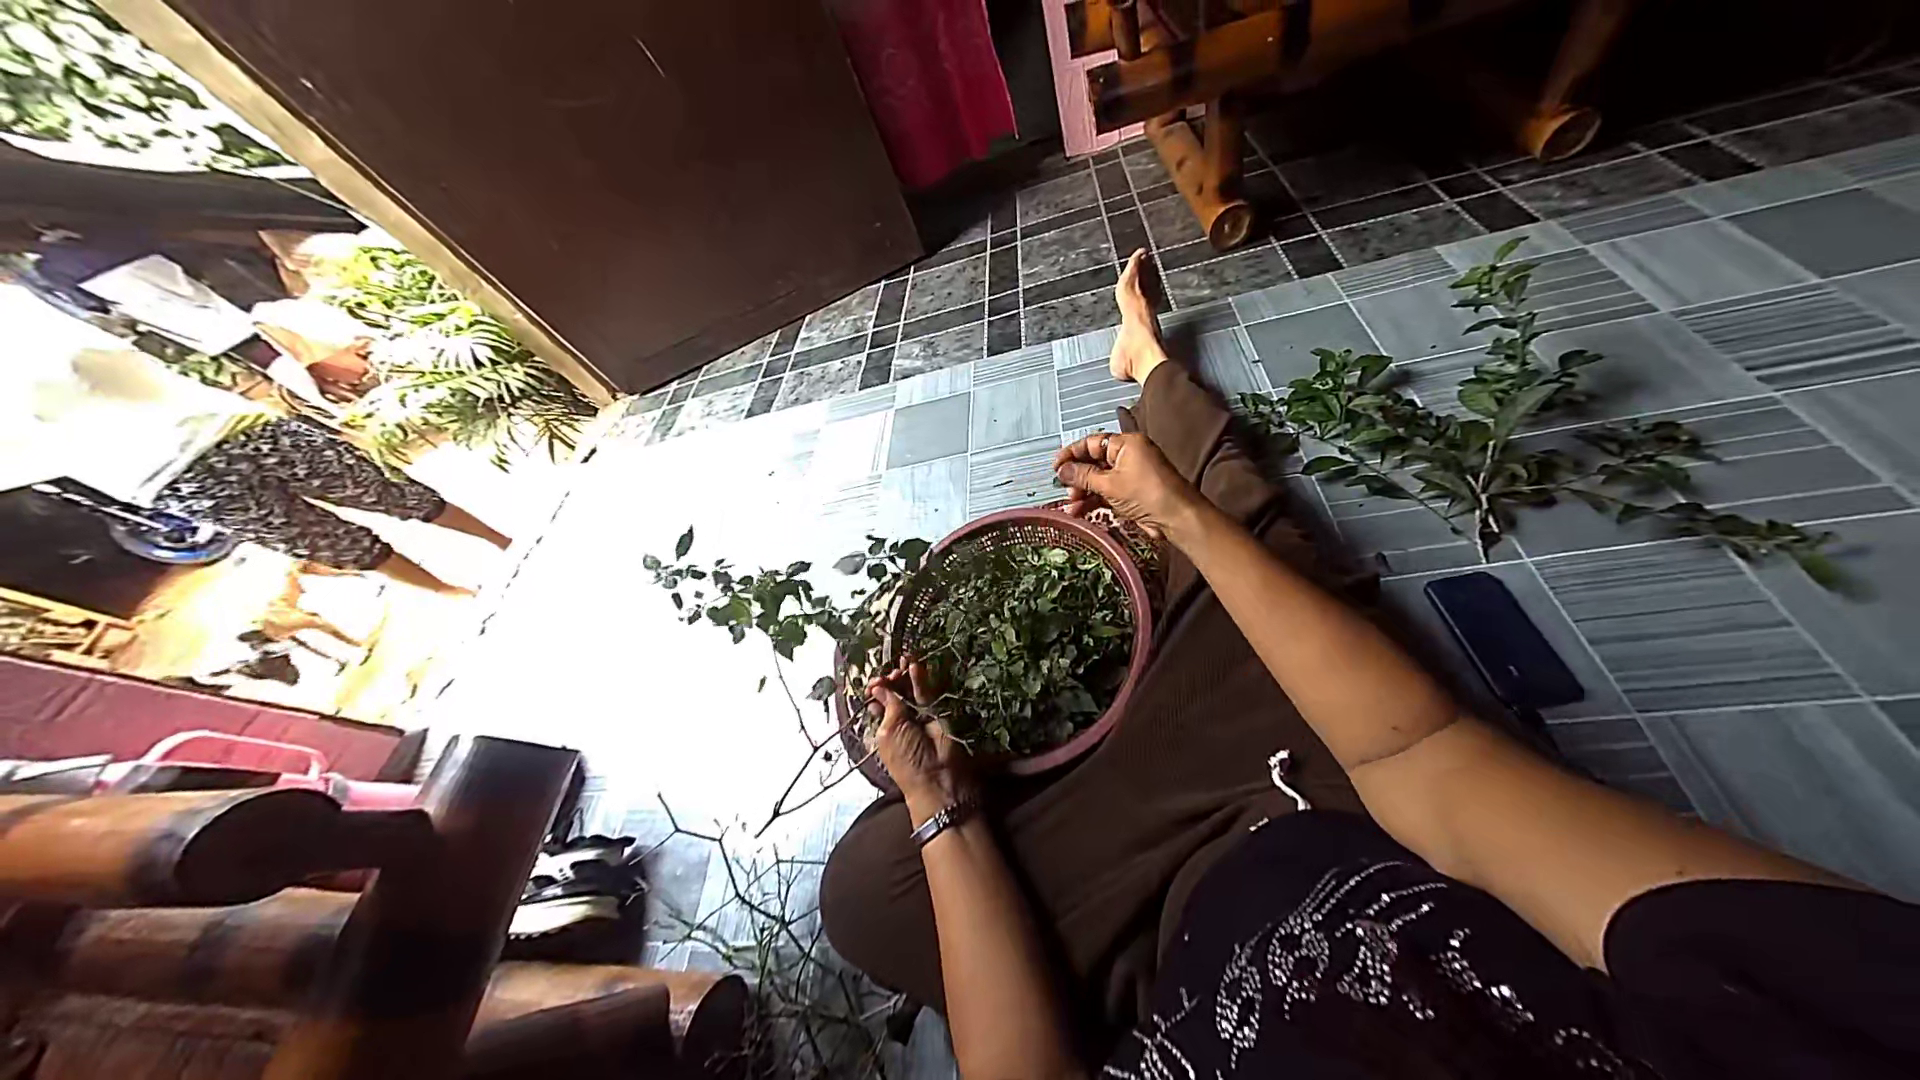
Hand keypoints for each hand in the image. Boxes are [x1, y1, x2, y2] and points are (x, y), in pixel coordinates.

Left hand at [868, 656, 973, 812]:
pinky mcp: (936, 710)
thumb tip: (878, 686)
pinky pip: (926, 692)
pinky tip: (914, 666)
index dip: (876, 689)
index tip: (874, 683)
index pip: (878, 701)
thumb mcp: (889, 730)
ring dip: (905, 674)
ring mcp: (919, 713)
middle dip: (891, 679)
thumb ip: (888, 705)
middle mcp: (901, 718)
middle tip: (890, 674)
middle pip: (895, 691)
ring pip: (910, 689)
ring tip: (903, 660)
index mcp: (883, 726)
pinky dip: (919, 679)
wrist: (936, 775)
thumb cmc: (906, 758)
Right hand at [1053, 431, 1199, 536]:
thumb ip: (1083, 476)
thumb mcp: (1109, 484)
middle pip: (1094, 462)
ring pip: (1099, 480)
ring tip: (1071, 505)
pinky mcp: (1132, 493)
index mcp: (1126, 443)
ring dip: (1083, 492)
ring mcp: (1131, 475)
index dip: (1071, 454)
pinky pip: (1107, 493)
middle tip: (1064, 488)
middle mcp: (1129, 455)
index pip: (1091, 442)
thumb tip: (1062, 470)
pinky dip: (1094, 501)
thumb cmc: (1149, 493)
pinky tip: (1080, 511)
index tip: (1056, 466)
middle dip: (1077, 477)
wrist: (1176, 517)